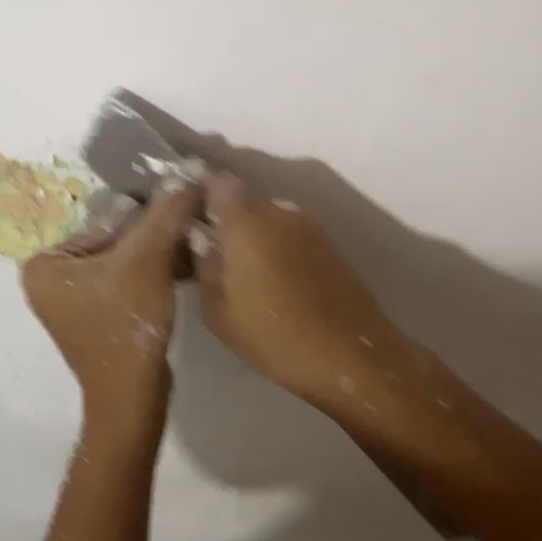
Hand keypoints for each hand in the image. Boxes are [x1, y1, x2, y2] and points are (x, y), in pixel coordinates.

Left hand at [22, 183, 200, 422]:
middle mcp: (50, 280)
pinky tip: (186, 264)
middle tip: (192, 221)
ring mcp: (72, 302)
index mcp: (43, 264)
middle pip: (114, 242)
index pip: (103, 223)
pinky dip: (153, 274)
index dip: (145, 216)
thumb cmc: (126, 325)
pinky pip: (126, 283)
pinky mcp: (97, 318)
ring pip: (125, 263)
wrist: (133, 397)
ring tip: (194, 242)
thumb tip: (186, 171)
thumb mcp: (146, 260)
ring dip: (159, 253)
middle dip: (153, 236)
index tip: (180, 206)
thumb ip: (163, 214)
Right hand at [193, 173, 448, 408]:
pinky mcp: (329, 245)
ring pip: (268, 220)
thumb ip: (204, 268)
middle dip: (226, 223)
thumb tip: (202, 242)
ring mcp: (308, 227)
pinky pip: (290, 236)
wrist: (352, 358)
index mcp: (245, 224)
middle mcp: (278, 213)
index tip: (189, 216)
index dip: (202, 191)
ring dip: (254, 238)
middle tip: (214, 257)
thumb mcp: (218, 312)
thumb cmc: (275, 337)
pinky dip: (277, 250)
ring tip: (246, 276)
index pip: (218, 182)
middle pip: (244, 202)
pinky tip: (275, 284)